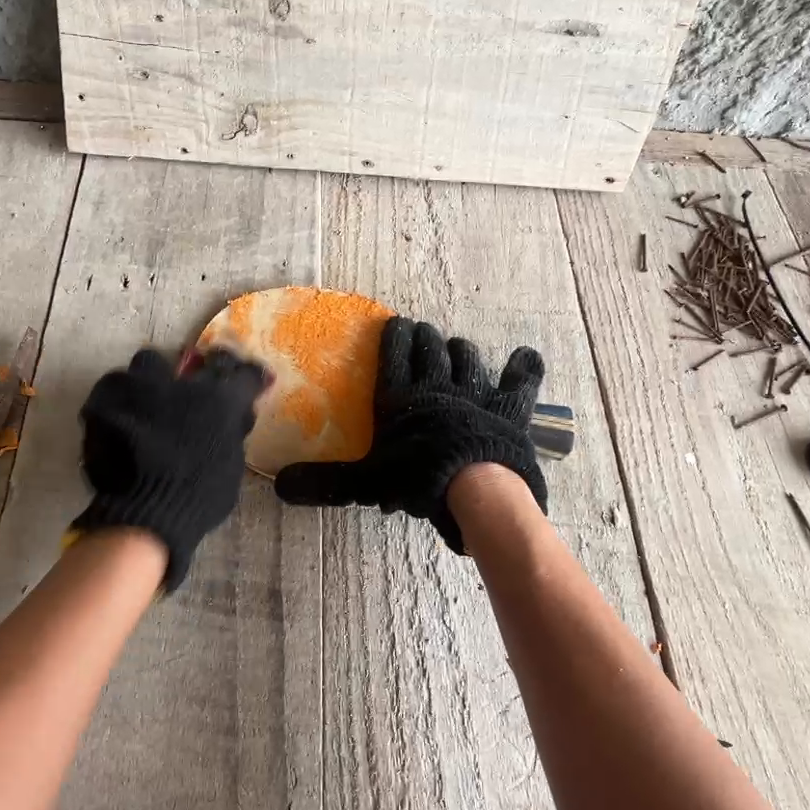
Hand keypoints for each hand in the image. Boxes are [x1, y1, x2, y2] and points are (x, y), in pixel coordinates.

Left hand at [72, 347, 266, 590]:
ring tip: (145, 399)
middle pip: (195, 358)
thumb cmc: (197, 498)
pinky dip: (116, 402)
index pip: (243, 374)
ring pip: (148, 362)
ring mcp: (141, 386)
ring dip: (151, 379)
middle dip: (198, 370)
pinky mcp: (106, 398)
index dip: (247, 375)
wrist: (143, 513)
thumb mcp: (229, 466)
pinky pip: (112, 390)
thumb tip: (234, 417)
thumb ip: (229, 434)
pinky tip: (115, 419)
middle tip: (192, 386)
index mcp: (220, 400)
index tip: (248, 378)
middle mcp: (182, 383)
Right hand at [274, 317, 545, 552]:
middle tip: (423, 333)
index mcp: (400, 396)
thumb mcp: (364, 482)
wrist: (474, 486)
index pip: (394, 353)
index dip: (395, 335)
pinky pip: (518, 382)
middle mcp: (435, 385)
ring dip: (460, 351)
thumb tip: (280, 485)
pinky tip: (528, 357)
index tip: (396, 323)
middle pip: (430, 348)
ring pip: (467, 359)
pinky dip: (524, 369)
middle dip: (425, 338)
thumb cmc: (415, 478)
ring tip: (456, 347)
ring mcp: (474, 393)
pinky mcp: (506, 408)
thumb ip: (326, 482)